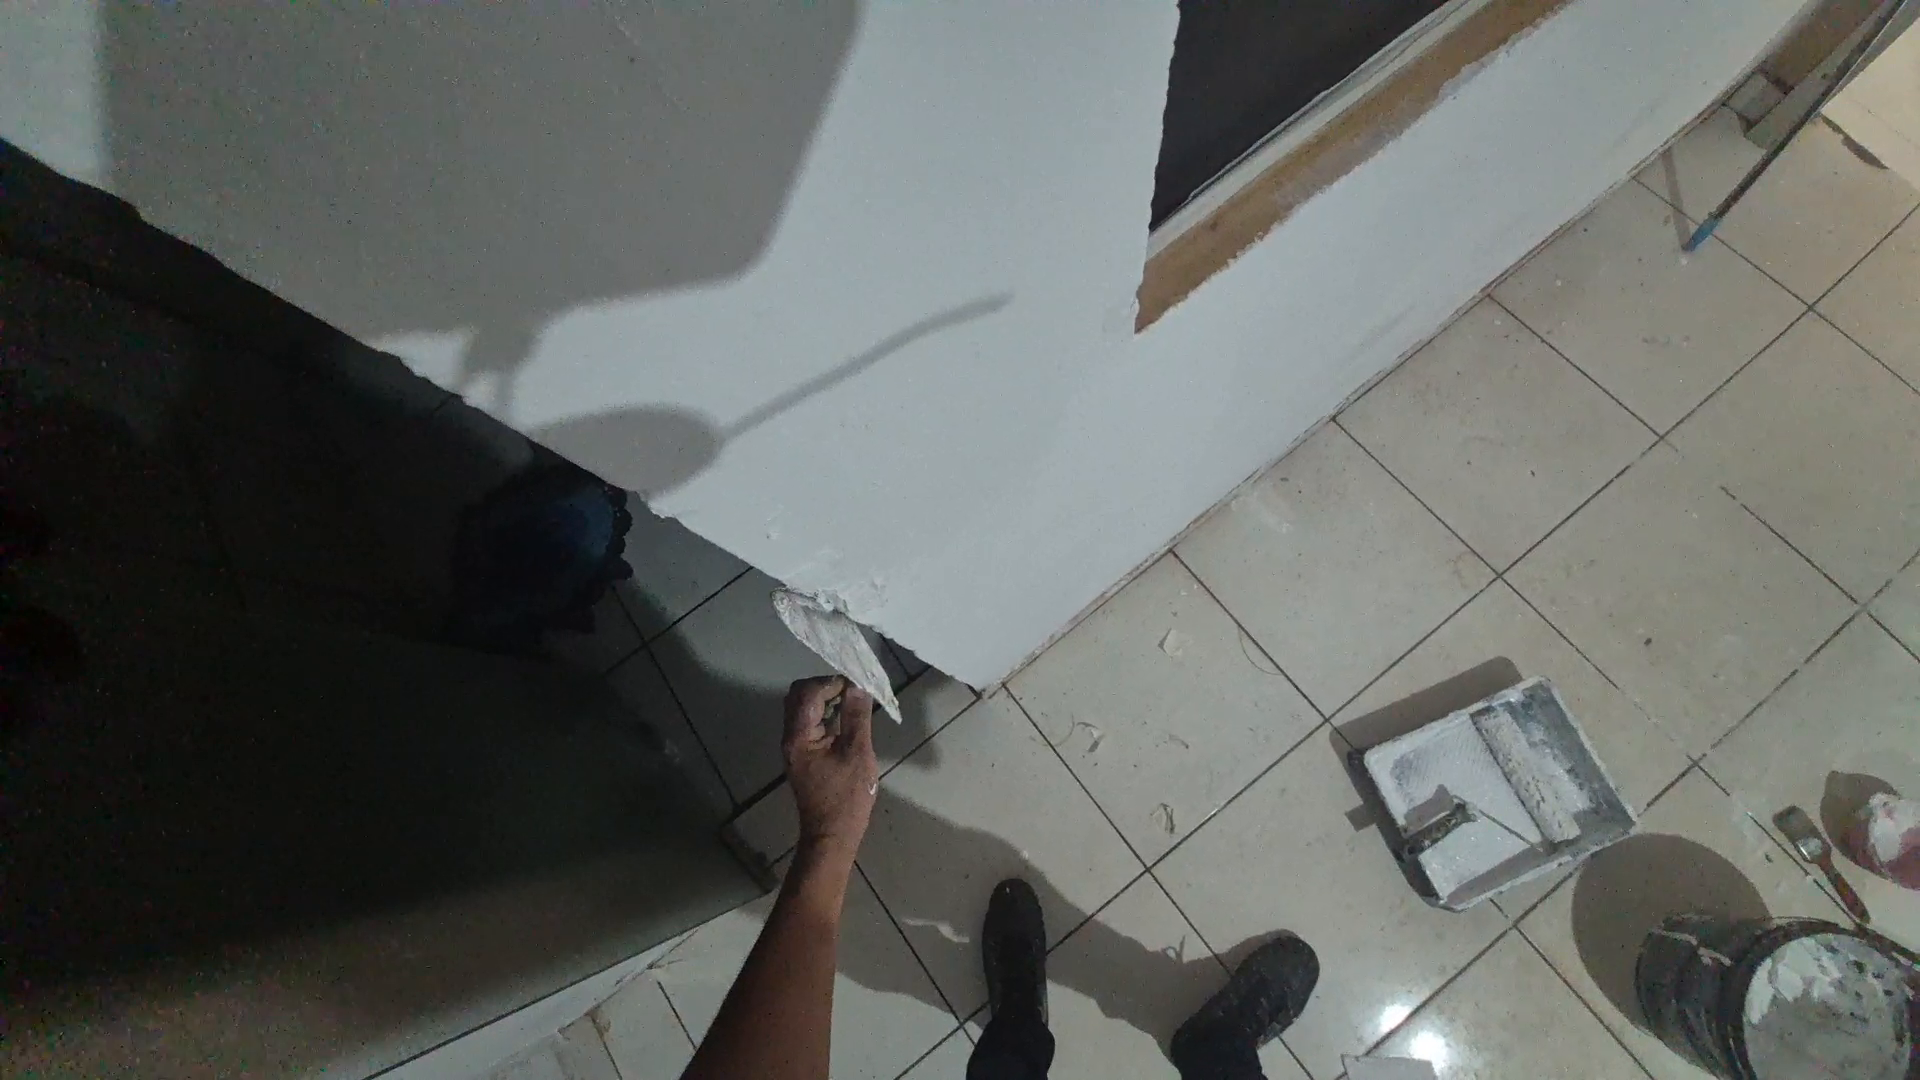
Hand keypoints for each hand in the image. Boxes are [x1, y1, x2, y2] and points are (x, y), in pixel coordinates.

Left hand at [783, 676, 878, 858]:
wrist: (831, 836)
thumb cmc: (846, 798)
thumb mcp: (858, 753)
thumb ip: (856, 716)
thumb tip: (858, 685)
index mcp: (799, 736)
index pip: (808, 692)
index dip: (831, 682)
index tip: (856, 685)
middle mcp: (791, 737)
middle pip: (799, 695)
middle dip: (825, 686)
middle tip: (852, 691)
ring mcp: (795, 745)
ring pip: (803, 707)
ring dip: (826, 698)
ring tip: (853, 702)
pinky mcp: (803, 753)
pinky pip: (810, 721)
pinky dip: (826, 713)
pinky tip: (846, 718)